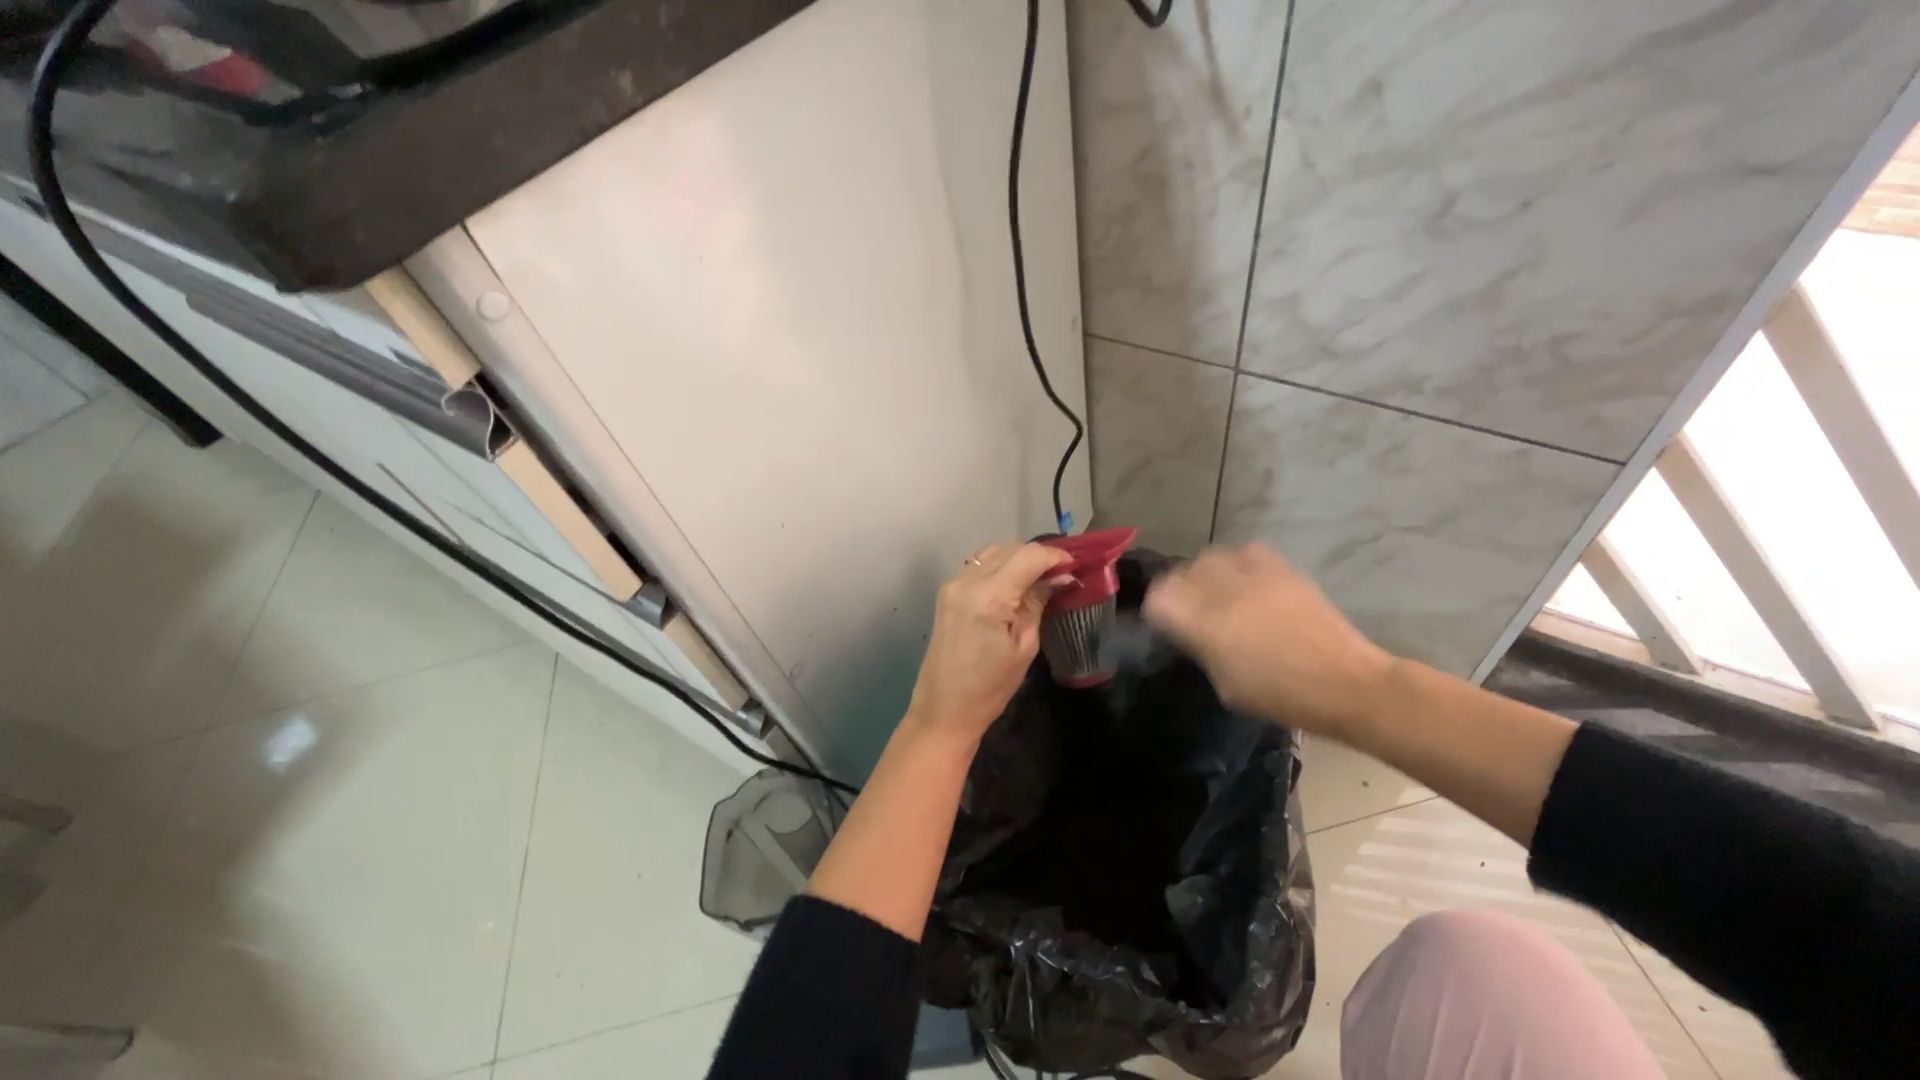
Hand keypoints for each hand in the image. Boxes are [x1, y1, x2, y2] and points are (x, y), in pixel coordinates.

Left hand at [903, 542, 1072, 748]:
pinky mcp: (946, 594)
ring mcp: (953, 585)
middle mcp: (967, 581)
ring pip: (992, 553)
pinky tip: (1014, 584)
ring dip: (1018, 558)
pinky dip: (999, 566)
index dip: (1055, 556)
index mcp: (989, 596)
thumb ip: (1038, 603)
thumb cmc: (990, 687)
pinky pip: (978, 566)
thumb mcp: (1024, 647)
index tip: (1075, 566)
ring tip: (1040, 578)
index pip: (1029, 556)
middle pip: (1010, 549)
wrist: (944, 709)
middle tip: (1062, 574)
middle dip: (1038, 556)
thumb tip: (1060, 577)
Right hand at [1143, 544, 1394, 735]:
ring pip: (1213, 557)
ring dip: (1209, 574)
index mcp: (1204, 623)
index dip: (1158, 611)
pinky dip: (1241, 565)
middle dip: (1181, 588)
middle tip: (1193, 612)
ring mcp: (1255, 574)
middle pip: (1182, 571)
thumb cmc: (1281, 696)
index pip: (1158, 597)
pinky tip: (1251, 586)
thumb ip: (1202, 649)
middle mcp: (1224, 589)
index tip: (1167, 626)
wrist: (1345, 682)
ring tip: (1221, 594)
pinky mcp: (1283, 568)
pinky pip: (1247, 553)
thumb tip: (1193, 632)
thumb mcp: (1226, 685)